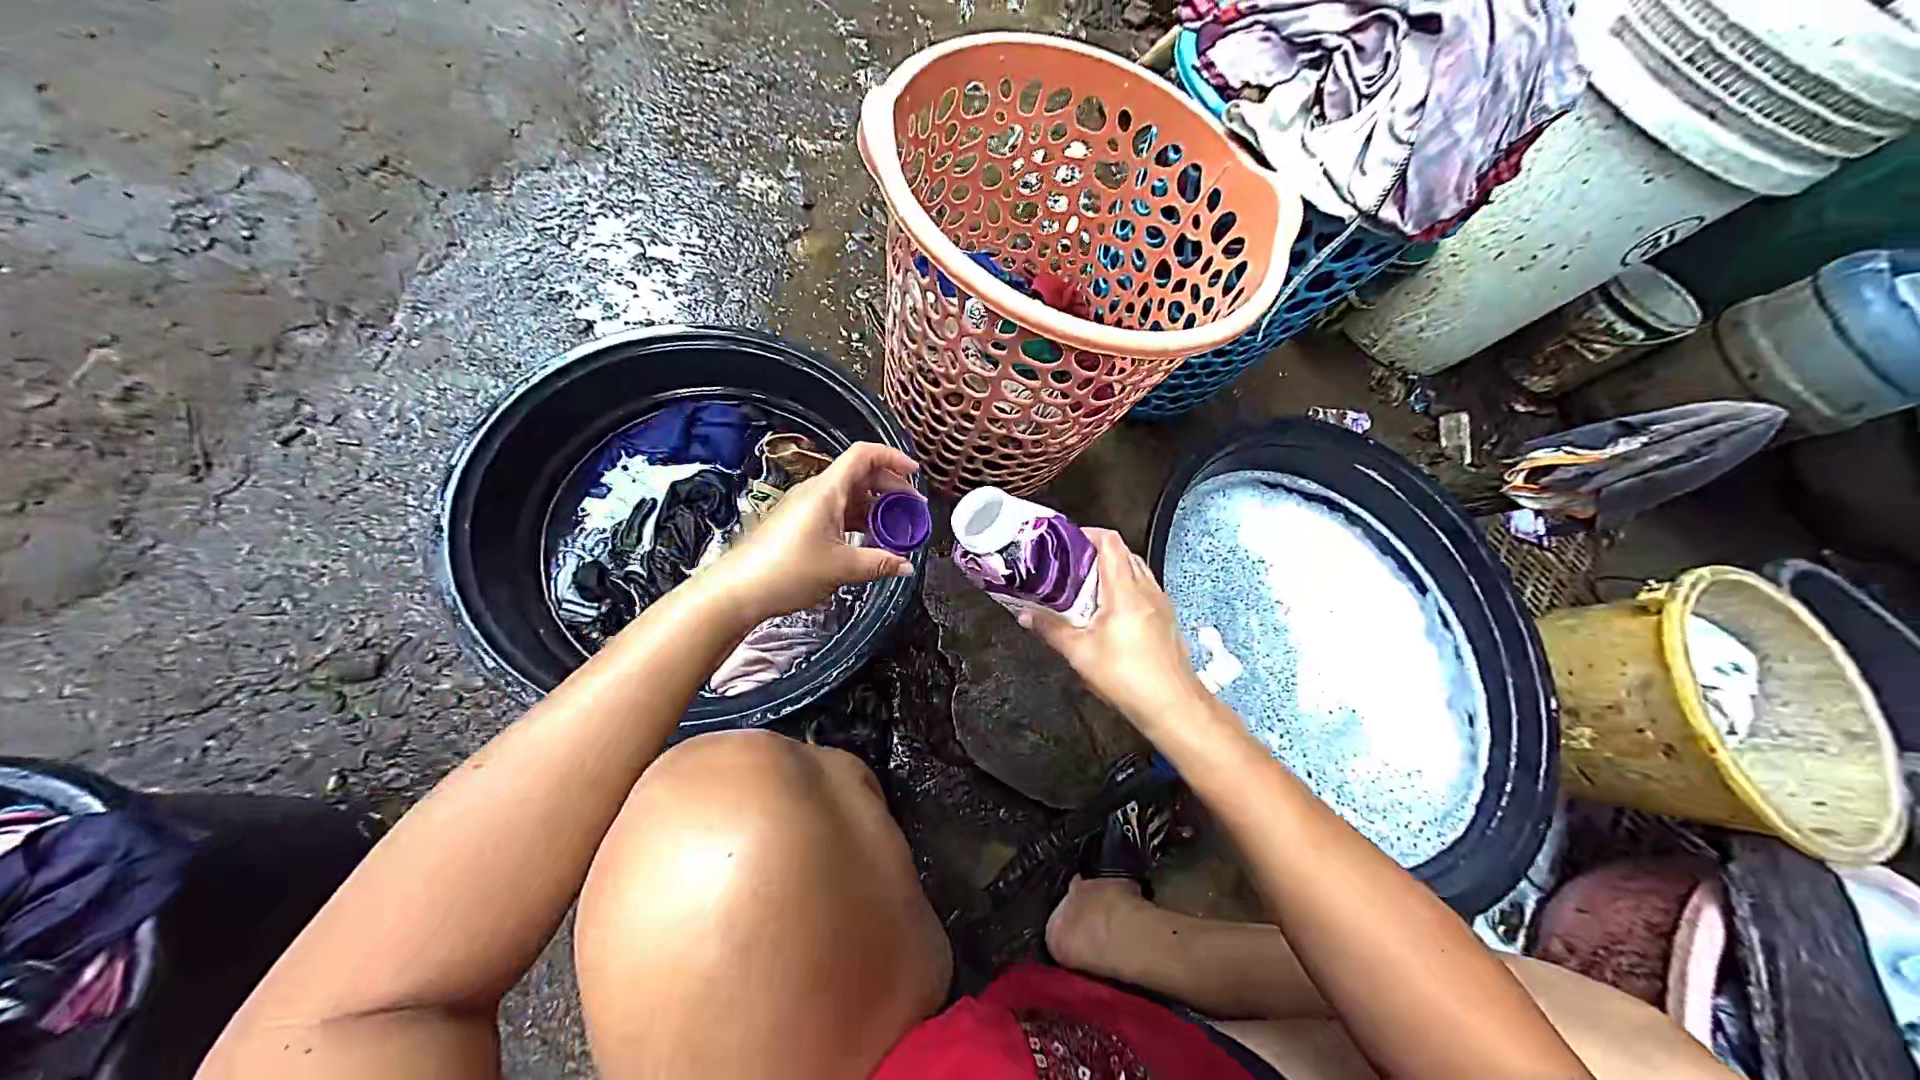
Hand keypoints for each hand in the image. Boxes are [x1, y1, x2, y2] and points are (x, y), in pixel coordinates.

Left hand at [700, 442, 919, 626]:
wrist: (738, 590)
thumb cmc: (784, 571)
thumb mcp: (841, 568)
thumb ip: (879, 563)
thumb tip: (904, 565)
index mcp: (826, 491)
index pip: (864, 455)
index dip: (893, 458)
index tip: (915, 474)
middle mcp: (816, 492)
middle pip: (861, 475)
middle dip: (891, 488)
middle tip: (912, 510)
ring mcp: (806, 506)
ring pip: (850, 495)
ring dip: (876, 507)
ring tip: (895, 529)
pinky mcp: (800, 522)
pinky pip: (836, 511)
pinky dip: (858, 519)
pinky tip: (869, 539)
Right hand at [1019, 529, 1209, 727]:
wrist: (1173, 706)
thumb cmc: (1129, 679)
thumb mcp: (1079, 654)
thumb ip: (1051, 629)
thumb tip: (1026, 615)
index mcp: (1125, 591)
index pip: (1111, 543)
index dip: (1089, 534)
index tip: (1067, 541)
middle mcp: (1147, 590)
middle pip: (1123, 553)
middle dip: (1096, 552)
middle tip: (1070, 564)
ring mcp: (1160, 603)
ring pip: (1136, 569)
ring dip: (1112, 569)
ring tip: (1086, 584)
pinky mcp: (1166, 618)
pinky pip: (1145, 588)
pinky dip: (1126, 586)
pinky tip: (1109, 609)